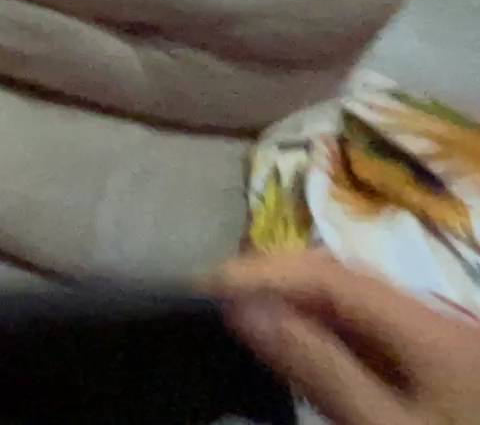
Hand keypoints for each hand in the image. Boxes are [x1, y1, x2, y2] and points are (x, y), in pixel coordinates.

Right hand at [210, 251, 479, 424]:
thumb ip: (315, 366)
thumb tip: (235, 305)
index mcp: (428, 326)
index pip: (320, 272)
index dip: (253, 272)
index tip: (197, 290)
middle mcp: (436, 321)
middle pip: (335, 278)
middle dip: (268, 283)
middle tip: (210, 302)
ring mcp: (443, 344)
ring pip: (348, 303)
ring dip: (289, 304)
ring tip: (240, 319)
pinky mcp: (442, 368)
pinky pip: (366, 329)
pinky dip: (319, 329)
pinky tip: (295, 347)